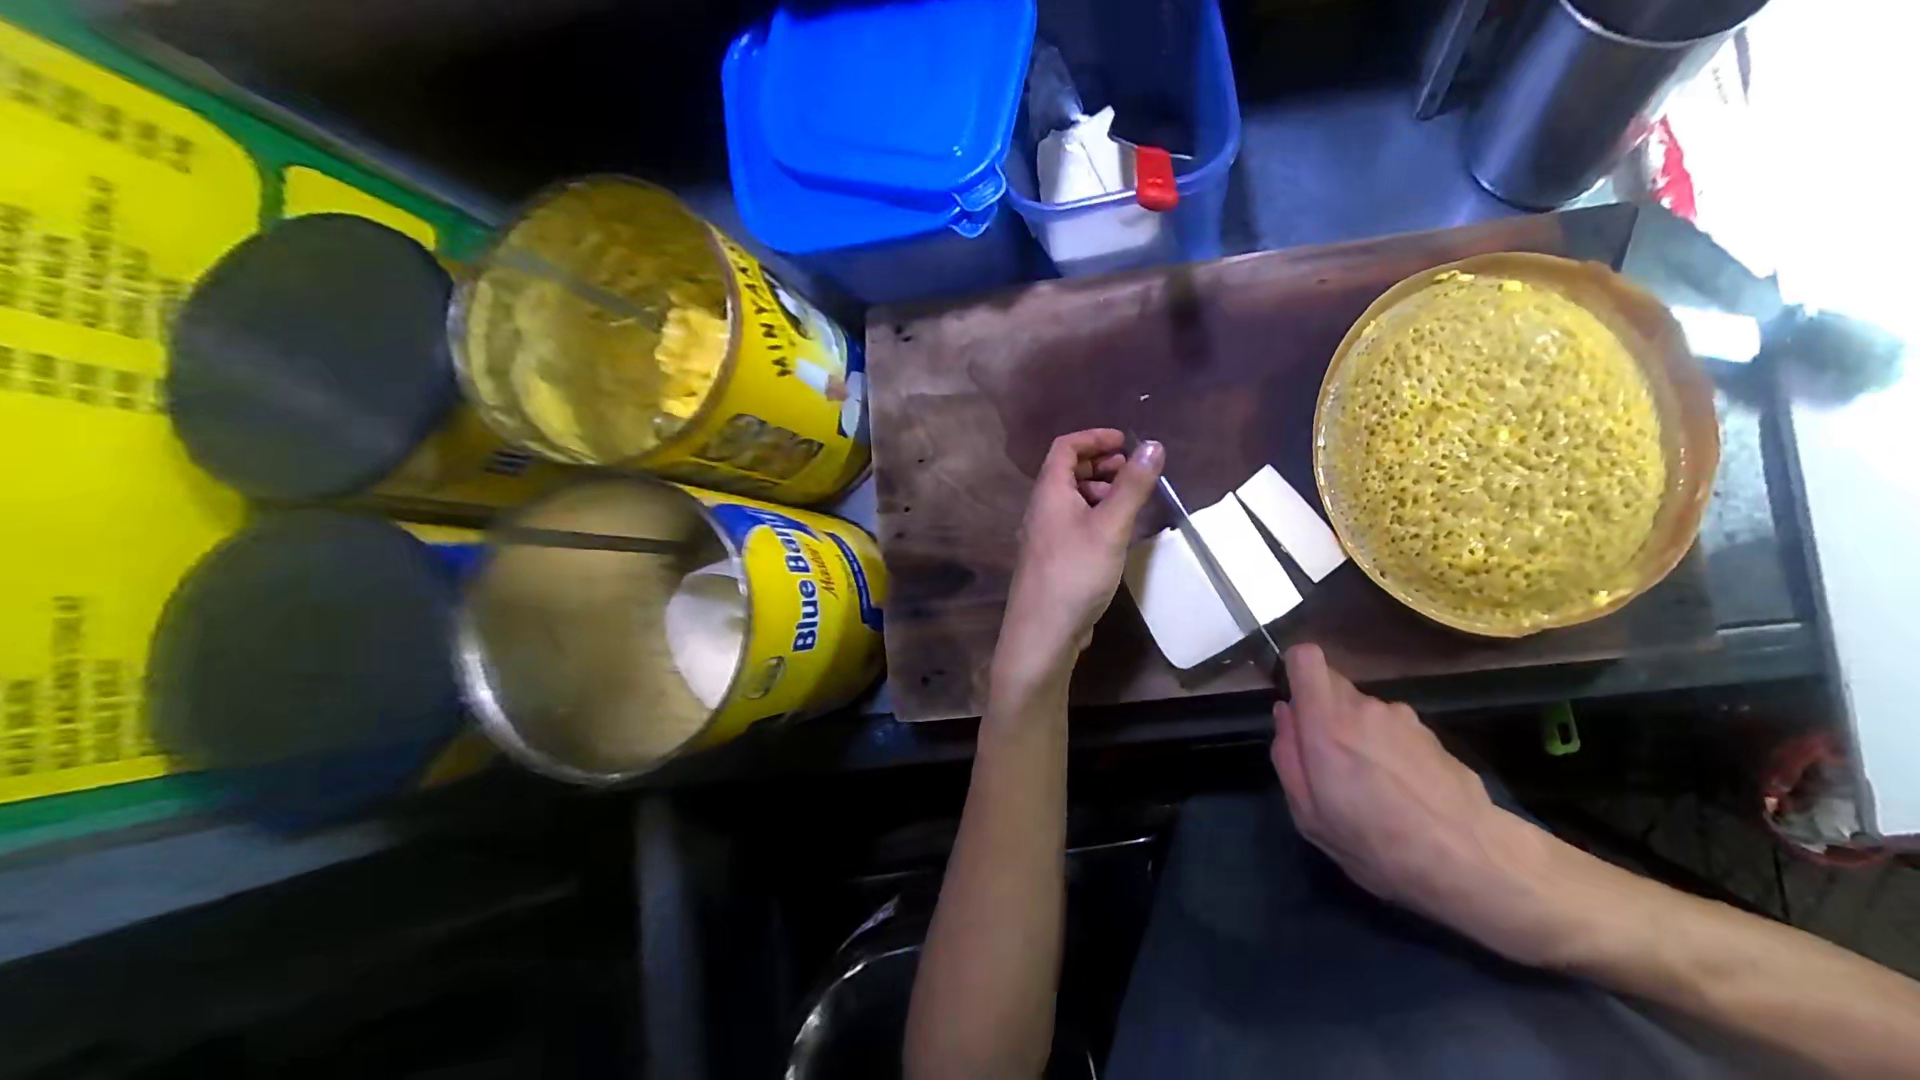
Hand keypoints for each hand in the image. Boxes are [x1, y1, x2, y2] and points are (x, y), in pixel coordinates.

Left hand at [994, 430, 1162, 691]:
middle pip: (1067, 471)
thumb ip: (1132, 486)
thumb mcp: (1110, 526)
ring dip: (1100, 491)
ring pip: (1072, 499)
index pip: (1065, 447)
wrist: (1043, 632)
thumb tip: (1153, 445)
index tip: (1126, 442)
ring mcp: (1045, 535)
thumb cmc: (1075, 573)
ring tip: (1130, 501)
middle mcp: (1042, 509)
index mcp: (1049, 492)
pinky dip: (1096, 515)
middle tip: (1133, 471)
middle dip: (1101, 464)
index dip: (1095, 437)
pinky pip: (1074, 523)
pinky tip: (1117, 533)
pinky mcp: (1054, 559)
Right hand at [1271, 644, 1561, 962]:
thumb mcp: (1309, 815)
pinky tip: (1404, 790)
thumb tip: (1284, 713)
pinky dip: (1391, 749)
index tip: (1296, 702)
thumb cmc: (1376, 843)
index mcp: (1327, 723)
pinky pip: (1395, 729)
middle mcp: (1364, 708)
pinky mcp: (1432, 734)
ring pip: (1364, 711)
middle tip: (1331, 761)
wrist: (1472, 863)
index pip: (1306, 658)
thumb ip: (1287, 756)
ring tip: (1372, 784)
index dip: (1297, 672)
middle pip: (1333, 687)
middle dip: (1325, 712)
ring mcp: (1402, 718)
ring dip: (1360, 733)